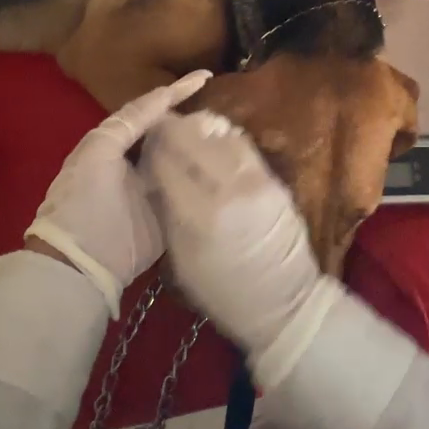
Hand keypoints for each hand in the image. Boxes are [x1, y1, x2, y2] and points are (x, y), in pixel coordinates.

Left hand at [25, 71, 210, 317]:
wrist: (80, 262)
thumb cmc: (82, 199)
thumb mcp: (98, 149)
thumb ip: (129, 120)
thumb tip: (163, 95)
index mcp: (119, 144)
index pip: (153, 110)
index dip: (176, 92)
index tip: (206, 76)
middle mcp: (140, 163)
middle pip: (173, 134)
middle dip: (195, 120)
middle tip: (225, 108)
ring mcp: (157, 190)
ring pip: (186, 159)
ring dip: (205, 147)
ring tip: (233, 131)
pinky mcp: (171, 215)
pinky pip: (193, 191)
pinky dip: (208, 178)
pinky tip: (229, 165)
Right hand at [143, 111, 339, 387]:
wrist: (285, 301)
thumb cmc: (225, 292)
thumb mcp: (183, 261)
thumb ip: (169, 213)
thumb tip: (155, 177)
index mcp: (204, 217)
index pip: (169, 165)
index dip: (152, 151)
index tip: (143, 144)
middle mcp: (232, 190)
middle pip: (195, 142)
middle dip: (173, 130)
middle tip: (159, 127)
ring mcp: (258, 181)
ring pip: (223, 137)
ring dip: (200, 129)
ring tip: (184, 129)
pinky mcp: (275, 179)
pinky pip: (245, 147)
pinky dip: (224, 138)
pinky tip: (211, 140)